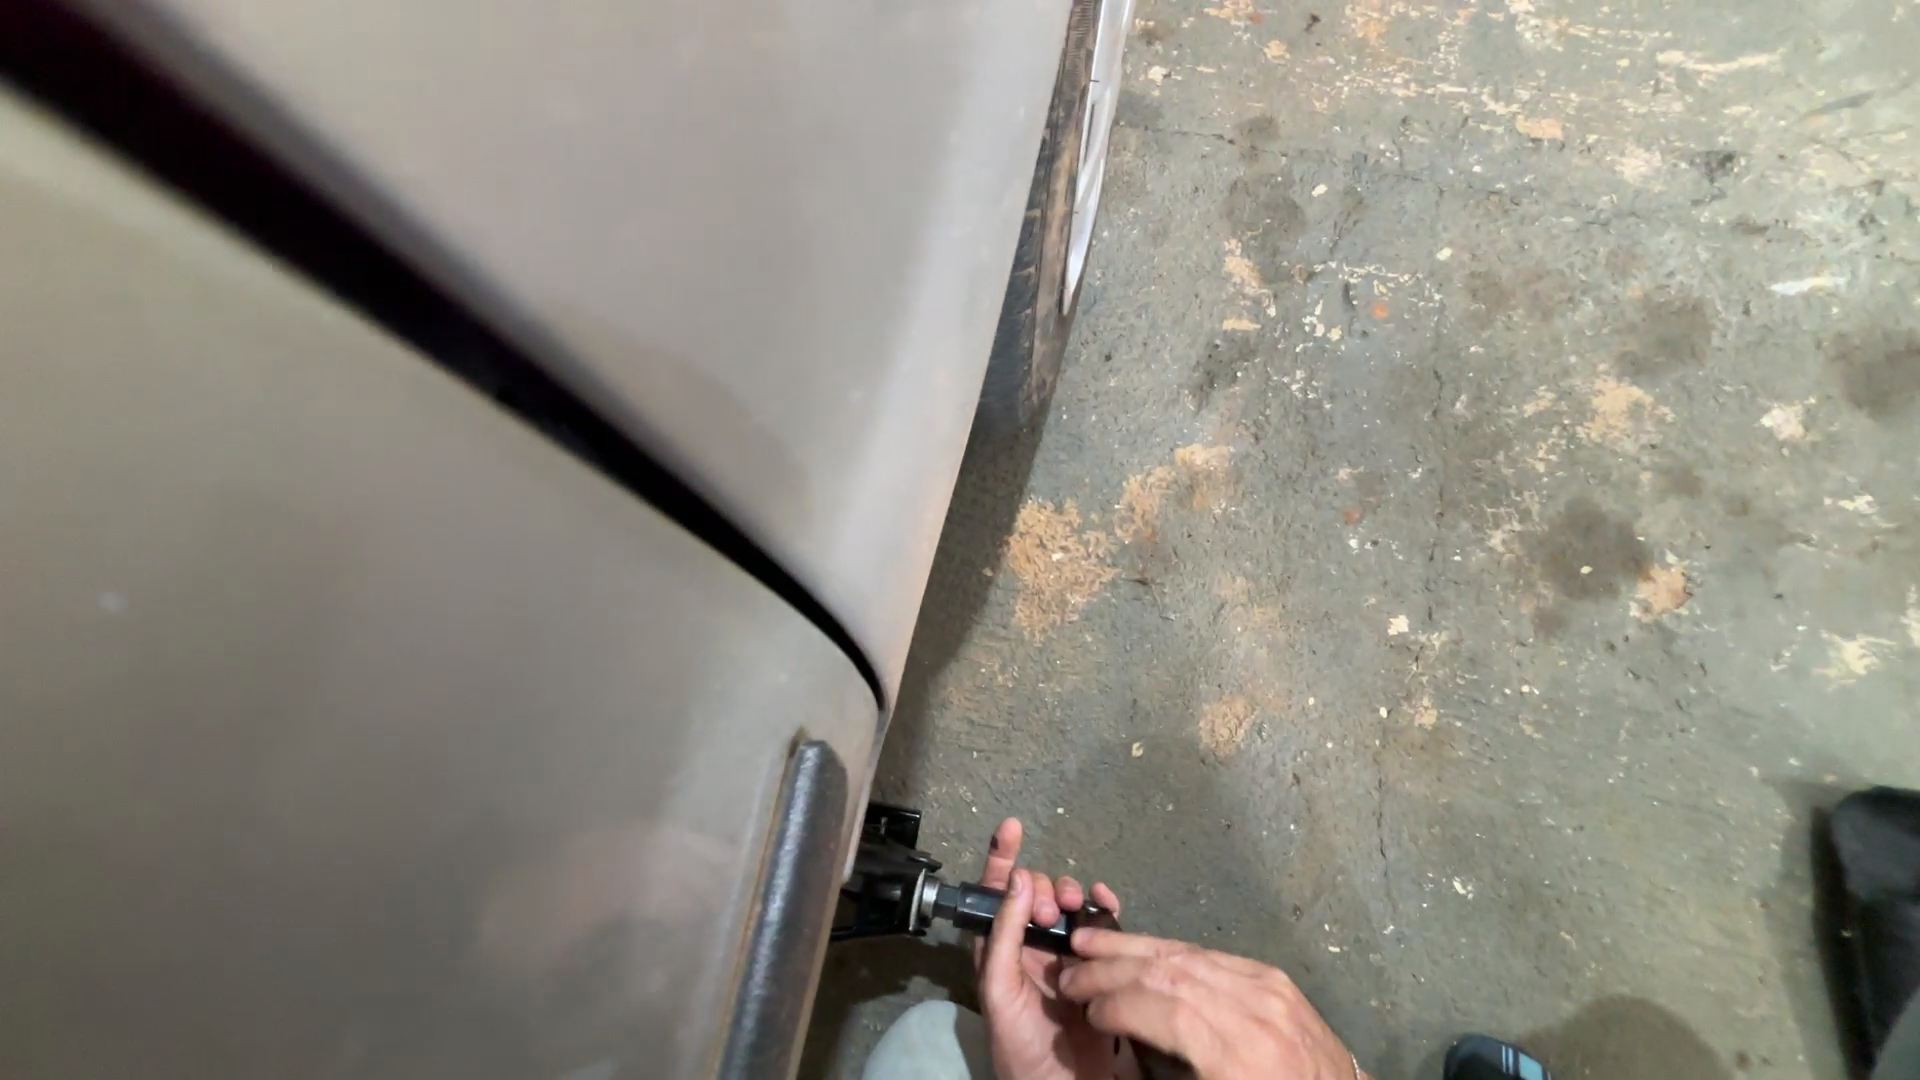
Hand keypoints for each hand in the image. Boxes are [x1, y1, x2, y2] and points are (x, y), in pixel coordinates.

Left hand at [975, 817, 1123, 1079]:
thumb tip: (1015, 877)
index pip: (996, 891)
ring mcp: (1063, 953)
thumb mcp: (998, 988)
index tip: (1012, 827)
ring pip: (1067, 904)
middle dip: (1041, 886)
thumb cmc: (1018, 1044)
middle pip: (1035, 890)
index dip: (1002, 856)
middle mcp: (1029, 943)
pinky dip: (1103, 906)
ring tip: (1073, 905)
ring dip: (1071, 893)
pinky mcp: (1095, 963)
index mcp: (999, 945)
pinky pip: (1101, 925)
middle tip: (1046, 910)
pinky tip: (1104, 901)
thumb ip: (1004, 933)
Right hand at [1057, 929, 1359, 1079]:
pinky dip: (1163, 950)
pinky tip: (1134, 948)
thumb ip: (1168, 1072)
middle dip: (1113, 969)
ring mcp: (1267, 987)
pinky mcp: (1271, 975)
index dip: (1121, 1005)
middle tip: (1069, 973)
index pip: (1171, 1012)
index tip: (1087, 1013)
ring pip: (1184, 954)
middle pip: (1172, 974)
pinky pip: (1206, 954)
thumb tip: (1120, 1047)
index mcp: (1246, 1061)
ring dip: (1129, 947)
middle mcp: (1257, 1014)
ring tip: (1087, 944)